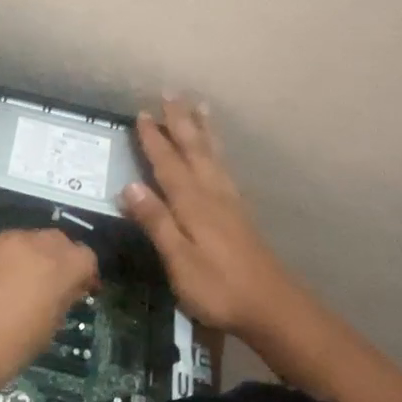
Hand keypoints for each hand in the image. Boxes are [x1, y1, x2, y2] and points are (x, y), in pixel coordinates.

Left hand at [0, 230, 97, 400]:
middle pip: (54, 240)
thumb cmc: (1, 354)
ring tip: (8, 287)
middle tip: (47, 287)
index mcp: (54, 267)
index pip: (84, 256)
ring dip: (23, 257)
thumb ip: (60, 301)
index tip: (77, 292)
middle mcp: (25, 243)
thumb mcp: (43, 333)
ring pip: (20, 240)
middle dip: (57, 259)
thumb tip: (64, 288)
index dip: (84, 274)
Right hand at [120, 97, 297, 338]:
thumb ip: (155, 222)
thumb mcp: (178, 260)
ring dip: (203, 130)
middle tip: (171, 93)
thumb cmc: (218, 288)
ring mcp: (230, 203)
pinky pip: (225, 169)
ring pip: (213, 156)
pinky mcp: (240, 215)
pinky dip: (217, 152)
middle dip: (181, 121)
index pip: (168, 164)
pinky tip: (217, 153)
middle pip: (194, 150)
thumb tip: (128, 185)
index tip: (143, 113)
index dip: (154, 139)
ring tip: (200, 106)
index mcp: (192, 204)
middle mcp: (212, 194)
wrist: (273, 308)